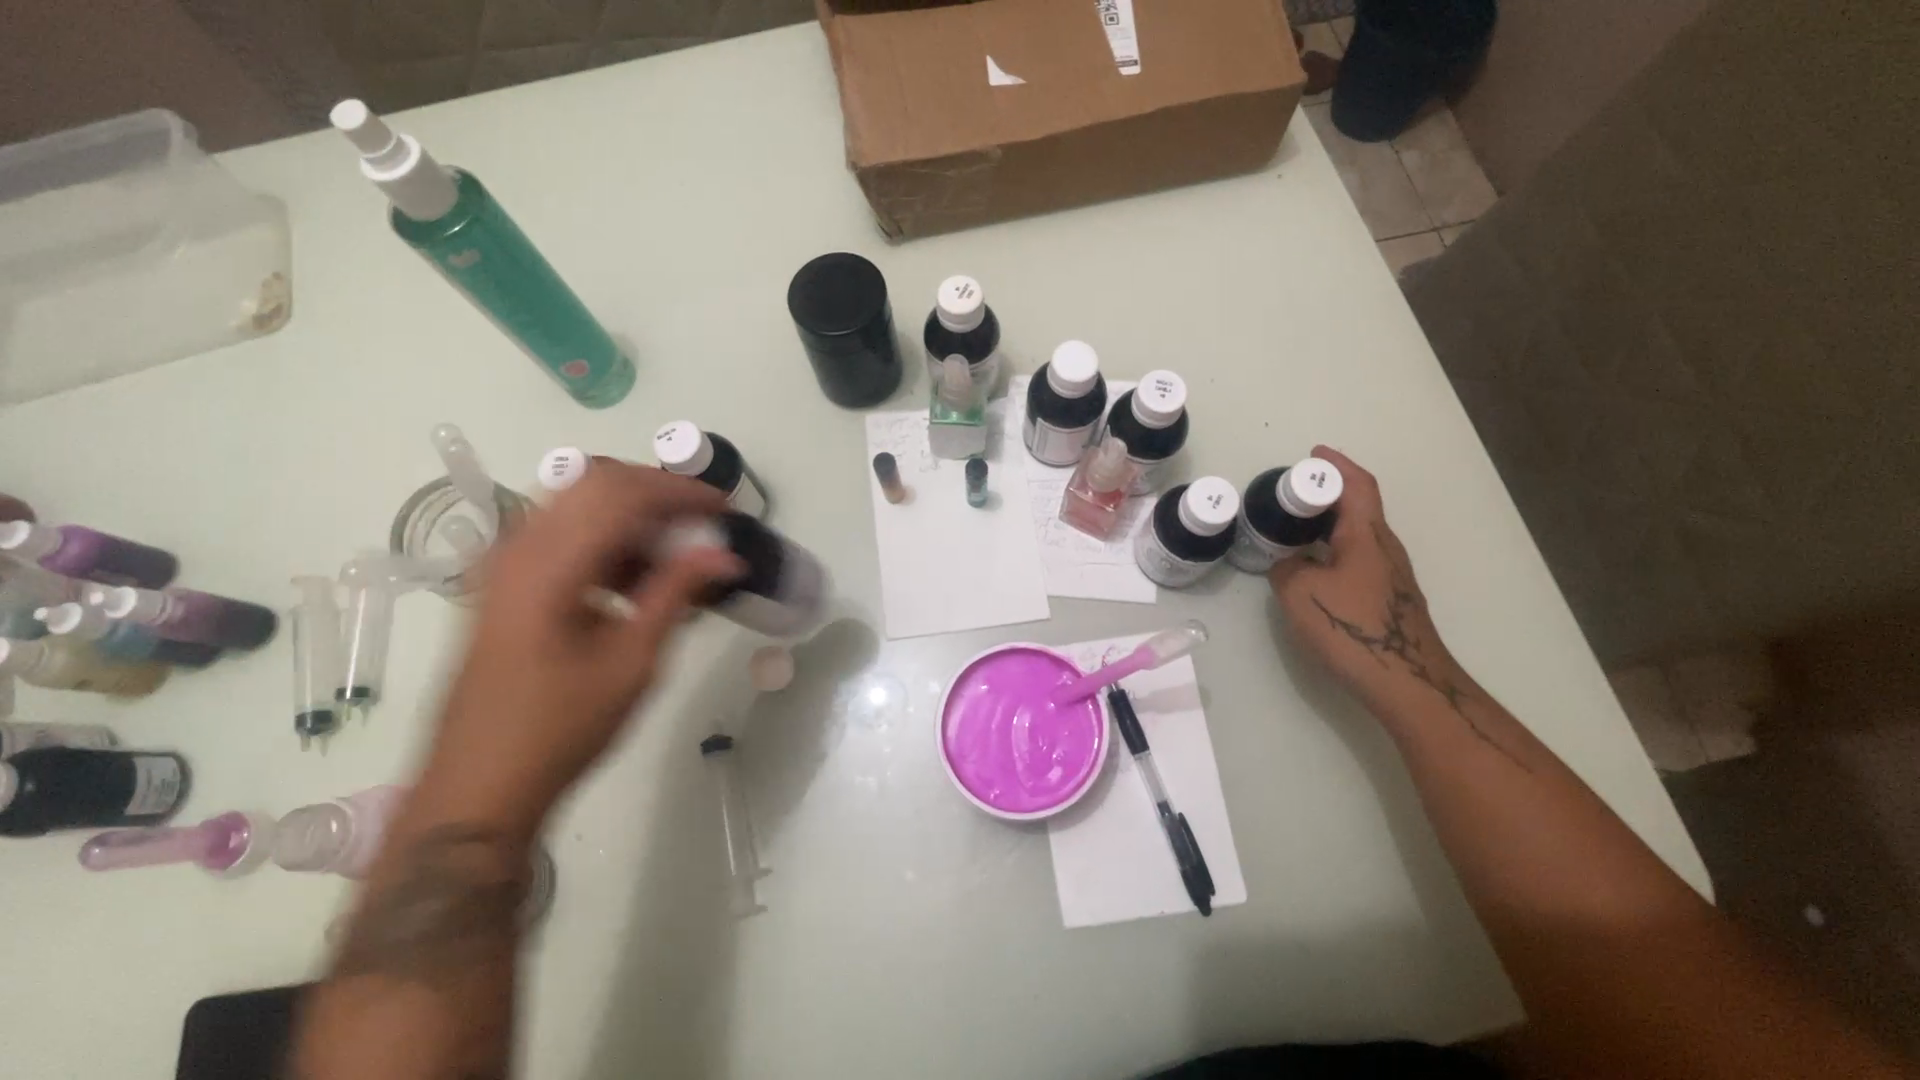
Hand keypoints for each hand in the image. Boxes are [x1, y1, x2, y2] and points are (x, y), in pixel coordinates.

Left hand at [422, 462, 743, 830]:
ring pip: (576, 502)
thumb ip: (676, 593)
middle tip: (705, 523)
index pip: (624, 492)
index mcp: (550, 563)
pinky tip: (635, 578)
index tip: (729, 513)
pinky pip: (559, 532)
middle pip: (596, 481)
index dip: (683, 493)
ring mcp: (503, 562)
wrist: (478, 783)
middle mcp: (519, 546)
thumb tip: (726, 554)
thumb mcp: (632, 662)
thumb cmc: (561, 728)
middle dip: (658, 492)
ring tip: (677, 554)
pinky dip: (604, 537)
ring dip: (631, 514)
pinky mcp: (502, 582)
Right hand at [1267, 447, 1472, 719]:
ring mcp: (1391, 575)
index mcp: (1366, 535)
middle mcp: (1385, 548)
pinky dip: (1334, 550)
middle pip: (1358, 508)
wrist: (1406, 680)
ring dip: (1329, 525)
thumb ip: (1285, 568)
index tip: (1314, 455)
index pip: (1356, 486)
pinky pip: (1358, 559)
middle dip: (1327, 494)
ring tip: (1294, 529)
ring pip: (1358, 536)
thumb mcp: (1299, 593)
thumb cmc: (1353, 627)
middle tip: (1291, 494)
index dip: (1336, 466)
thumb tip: (1286, 561)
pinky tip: (1313, 569)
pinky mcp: (1389, 599)